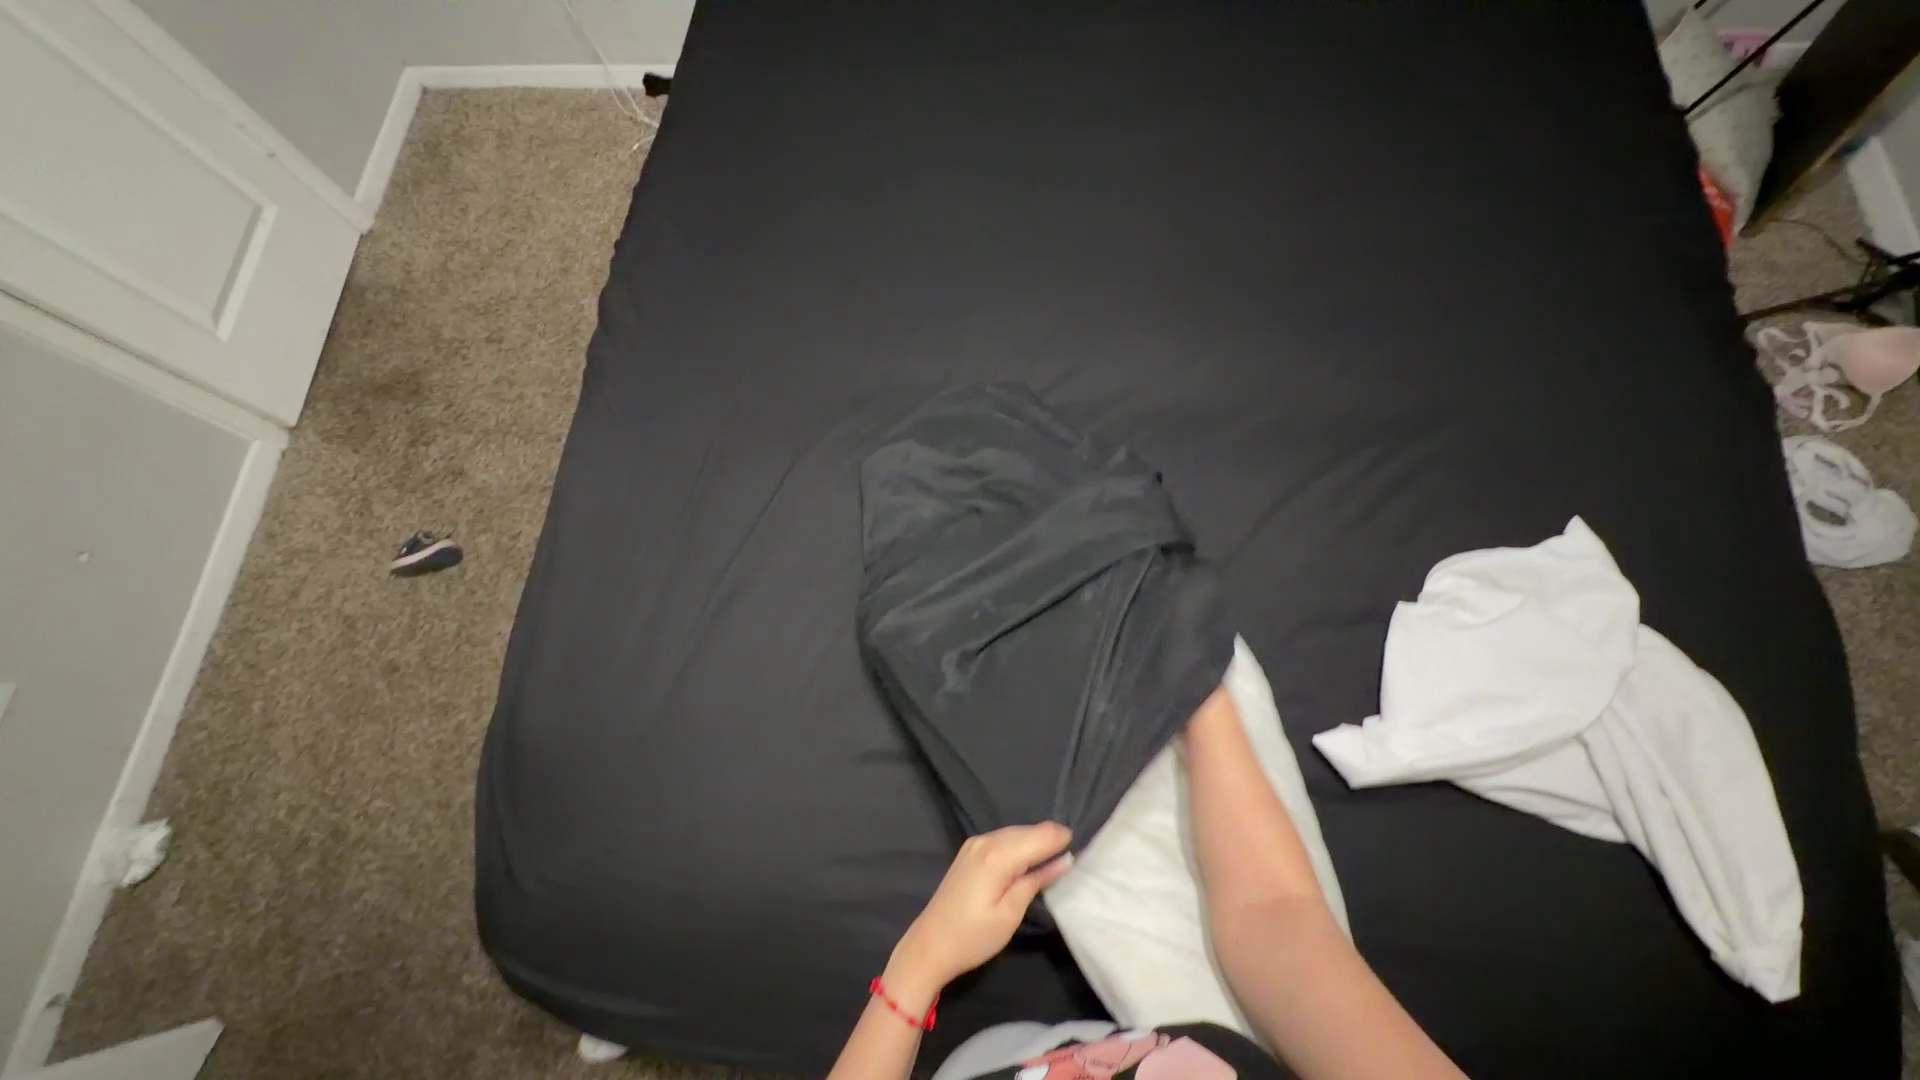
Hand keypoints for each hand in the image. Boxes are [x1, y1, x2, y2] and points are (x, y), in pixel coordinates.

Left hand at [884, 823, 1074, 1006]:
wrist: (929, 945)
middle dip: (1050, 838)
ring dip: (1035, 840)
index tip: (1082, 846)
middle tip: (1073, 853)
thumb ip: (1037, 881)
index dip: (1062, 839)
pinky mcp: (969, 851)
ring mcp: (974, 844)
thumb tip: (1064, 860)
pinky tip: (1028, 858)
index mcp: (997, 856)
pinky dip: (1019, 844)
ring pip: (1015, 833)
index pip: (1040, 836)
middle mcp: (985, 841)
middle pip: (1027, 831)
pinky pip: (1002, 839)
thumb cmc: (973, 937)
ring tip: (1056, 856)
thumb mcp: (1010, 914)